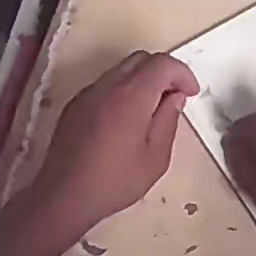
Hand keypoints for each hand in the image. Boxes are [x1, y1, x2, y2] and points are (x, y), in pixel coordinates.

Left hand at [0, 51, 200, 255]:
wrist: (64, 195)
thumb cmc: (115, 182)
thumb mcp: (155, 158)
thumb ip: (168, 121)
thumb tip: (174, 97)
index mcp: (131, 96)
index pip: (162, 64)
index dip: (183, 73)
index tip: (191, 93)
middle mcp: (106, 87)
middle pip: (140, 59)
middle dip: (163, 72)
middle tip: (174, 98)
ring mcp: (86, 94)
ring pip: (120, 70)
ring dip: (141, 80)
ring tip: (151, 110)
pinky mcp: (74, 105)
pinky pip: (104, 85)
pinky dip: (122, 90)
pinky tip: (125, 120)